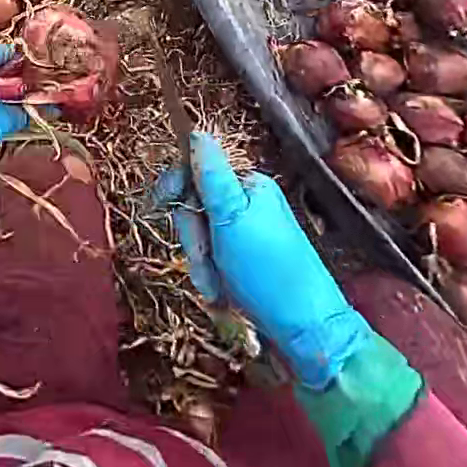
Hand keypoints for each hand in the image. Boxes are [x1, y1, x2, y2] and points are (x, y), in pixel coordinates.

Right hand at [154, 132, 373, 389]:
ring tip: (215, 288)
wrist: (307, 332)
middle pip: (196, 207)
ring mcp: (246, 234)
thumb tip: (197, 133)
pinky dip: (212, 278)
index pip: (199, 170)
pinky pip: (213, 261)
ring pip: (201, 238)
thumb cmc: (269, 271)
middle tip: (205, 262)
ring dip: (202, 265)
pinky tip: (222, 296)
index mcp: (247, 186)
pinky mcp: (245, 262)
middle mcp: (247, 205)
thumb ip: (211, 175)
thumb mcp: (232, 218)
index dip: (176, 185)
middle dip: (194, 239)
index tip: (160, 202)